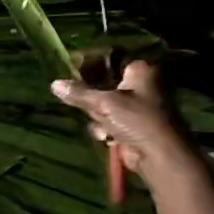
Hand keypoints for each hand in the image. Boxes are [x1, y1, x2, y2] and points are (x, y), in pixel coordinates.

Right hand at [50, 61, 197, 180]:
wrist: (159, 154)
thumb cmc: (137, 119)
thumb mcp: (105, 103)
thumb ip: (79, 93)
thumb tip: (54, 84)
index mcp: (140, 70)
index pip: (109, 59)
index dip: (88, 64)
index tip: (69, 69)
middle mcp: (141, 84)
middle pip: (103, 84)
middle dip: (92, 98)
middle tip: (85, 104)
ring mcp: (137, 105)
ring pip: (103, 105)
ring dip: (98, 116)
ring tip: (103, 126)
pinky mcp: (132, 124)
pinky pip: (109, 120)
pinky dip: (105, 128)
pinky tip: (107, 136)